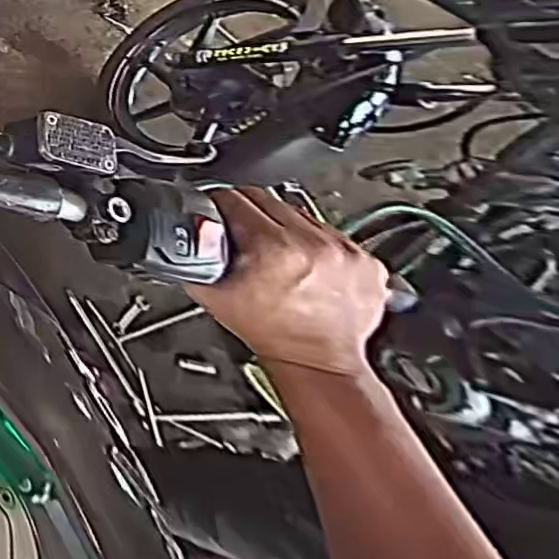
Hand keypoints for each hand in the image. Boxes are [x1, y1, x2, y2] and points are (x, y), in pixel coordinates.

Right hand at [185, 187, 389, 376]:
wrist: (317, 360)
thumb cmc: (269, 331)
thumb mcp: (212, 292)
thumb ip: (197, 255)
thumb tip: (192, 227)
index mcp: (272, 248)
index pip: (235, 198)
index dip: (217, 203)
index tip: (215, 211)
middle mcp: (313, 245)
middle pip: (267, 199)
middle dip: (248, 212)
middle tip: (240, 232)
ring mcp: (344, 251)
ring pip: (299, 213)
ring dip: (282, 226)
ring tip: (274, 252)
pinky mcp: (366, 260)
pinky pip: (329, 232)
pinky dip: (313, 242)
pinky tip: (303, 262)